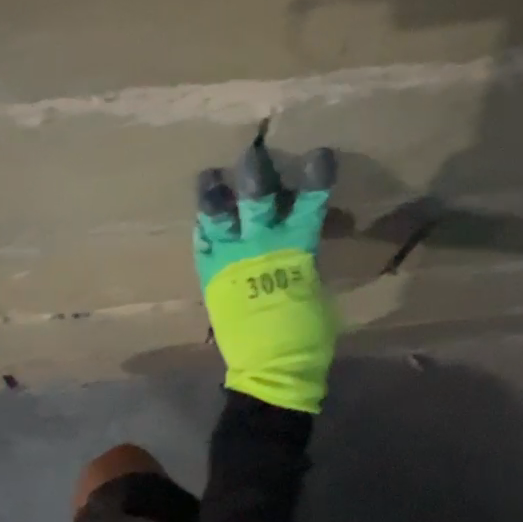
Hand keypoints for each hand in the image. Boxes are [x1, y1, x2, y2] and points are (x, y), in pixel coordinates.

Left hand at [193, 142, 338, 413]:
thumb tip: (303, 241)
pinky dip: (203, 228)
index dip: (315, 178)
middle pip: (256, 199)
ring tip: (208, 175)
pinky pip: (202, 244)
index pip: (309, 204)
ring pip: (217, 216)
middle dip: (254, 172)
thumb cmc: (306, 335)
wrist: (271, 369)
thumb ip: (305, 259)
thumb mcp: (315, 289)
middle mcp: (261, 247)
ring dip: (212, 193)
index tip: (320, 155)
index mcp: (296, 250)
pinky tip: (202, 217)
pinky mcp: (210, 276)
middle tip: (252, 152)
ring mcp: (230, 260)